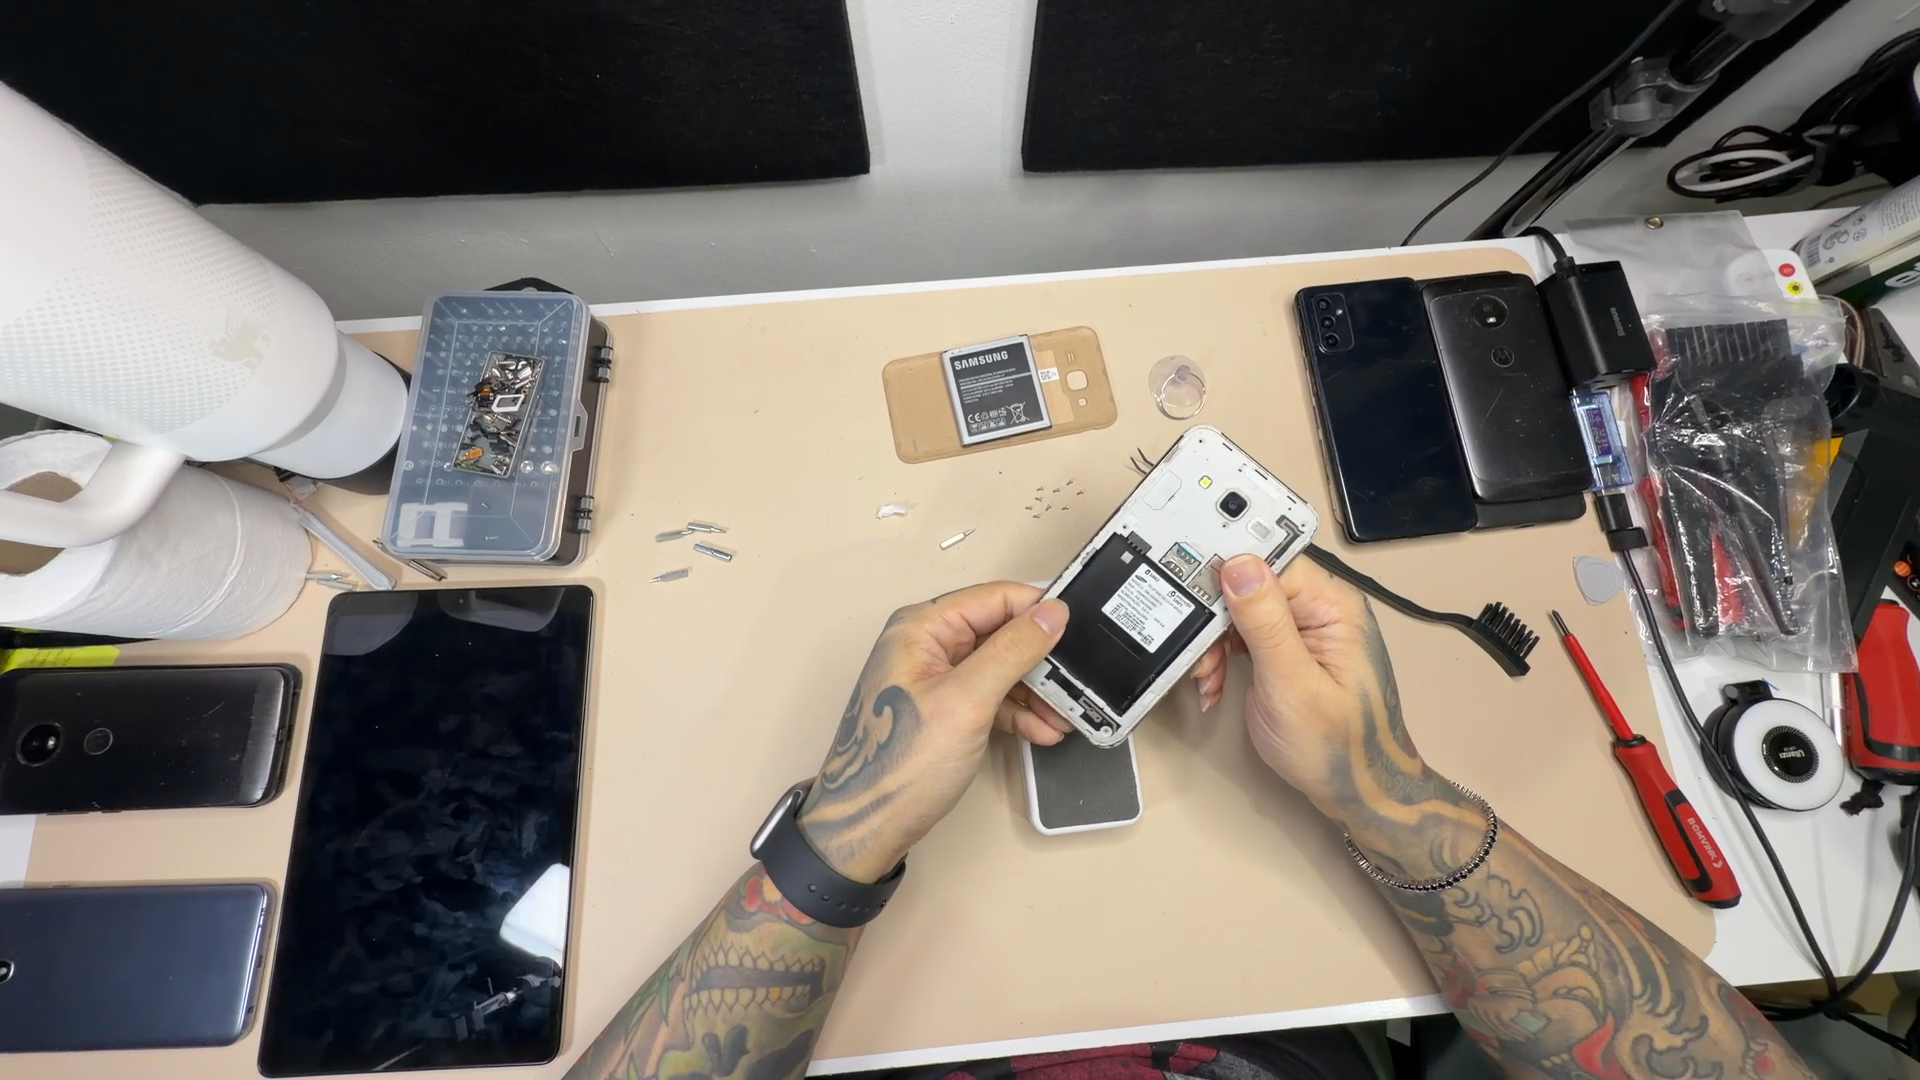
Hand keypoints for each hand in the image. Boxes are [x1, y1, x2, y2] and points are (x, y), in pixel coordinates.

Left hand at [796, 583, 1069, 881]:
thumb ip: (1013, 651)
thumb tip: (1053, 613)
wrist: (867, 829)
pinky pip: (988, 695)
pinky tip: (1042, 731)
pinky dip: (1015, 711)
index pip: (995, 598)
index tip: (1080, 631)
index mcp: (922, 626)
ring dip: (1034, 691)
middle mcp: (927, 642)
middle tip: (1077, 683)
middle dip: (1040, 660)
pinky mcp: (943, 706)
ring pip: (998, 667)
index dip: (1039, 611)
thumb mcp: (968, 701)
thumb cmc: (905, 762)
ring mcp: (934, 676)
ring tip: (1065, 717)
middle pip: (999, 633)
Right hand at [1199, 554, 1442, 822]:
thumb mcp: (1293, 684)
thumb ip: (1266, 624)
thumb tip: (1239, 565)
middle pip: (1246, 585)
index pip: (1272, 562)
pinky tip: (1214, 684)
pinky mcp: (1281, 649)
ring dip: (1211, 644)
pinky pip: (1237, 636)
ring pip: (1235, 611)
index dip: (1228, 570)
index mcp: (1332, 607)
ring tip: (1207, 678)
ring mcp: (1298, 631)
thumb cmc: (1339, 748)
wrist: (1357, 794)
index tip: (1193, 589)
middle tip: (1200, 656)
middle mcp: (1317, 610)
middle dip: (1213, 619)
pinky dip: (1218, 658)